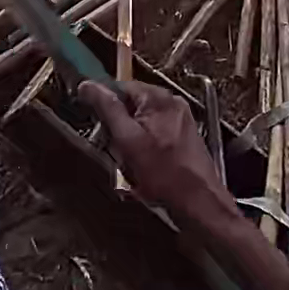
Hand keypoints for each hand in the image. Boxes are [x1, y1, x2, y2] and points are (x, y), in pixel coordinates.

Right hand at [76, 79, 225, 212]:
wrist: (202, 205)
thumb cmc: (162, 173)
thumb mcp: (127, 139)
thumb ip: (106, 108)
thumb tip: (86, 84)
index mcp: (157, 96)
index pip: (118, 88)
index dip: (106, 108)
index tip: (103, 131)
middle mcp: (171, 101)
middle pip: (131, 105)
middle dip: (121, 128)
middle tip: (120, 153)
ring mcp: (181, 119)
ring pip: (142, 122)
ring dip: (132, 141)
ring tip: (133, 165)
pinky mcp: (186, 136)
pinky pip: (156, 133)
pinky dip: (147, 147)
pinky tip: (147, 169)